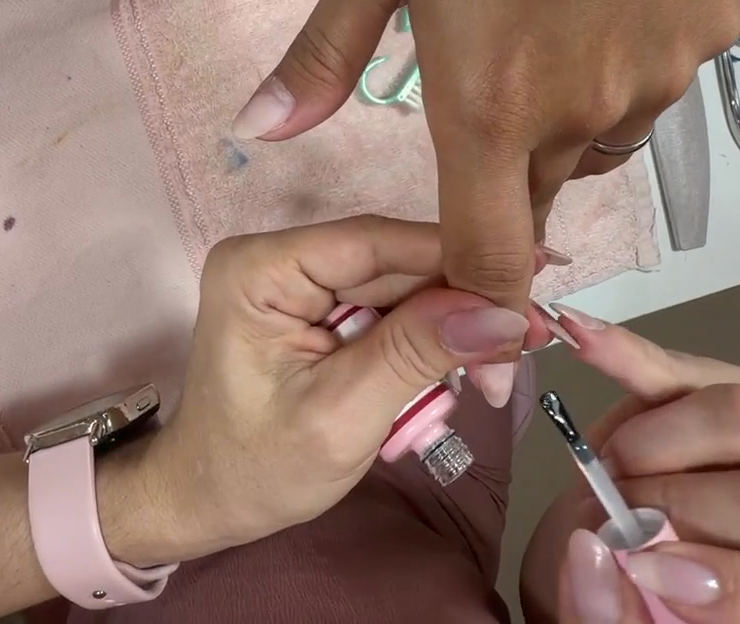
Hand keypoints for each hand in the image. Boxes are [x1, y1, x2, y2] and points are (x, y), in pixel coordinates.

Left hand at [114, 217, 529, 561]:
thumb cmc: (256, 467)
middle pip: (387, 260)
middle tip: (533, 328)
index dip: (452, 254)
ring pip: (392, 281)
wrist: (206, 497)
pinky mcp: (308, 301)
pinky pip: (380, 303)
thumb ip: (414, 355)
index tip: (530, 267)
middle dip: (457, 297)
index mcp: (260, 268)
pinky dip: (421, 331)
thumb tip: (500, 312)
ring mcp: (291, 276)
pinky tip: (465, 351)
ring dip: (447, 318)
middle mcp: (274, 255)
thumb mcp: (340, 415)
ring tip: (508, 348)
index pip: (371, 242)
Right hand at [520, 309, 739, 622]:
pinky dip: (625, 354)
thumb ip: (637, 613)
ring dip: (654, 441)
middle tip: (611, 521)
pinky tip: (580, 336)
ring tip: (606, 470)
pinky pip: (680, 366)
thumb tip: (611, 559)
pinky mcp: (731, 387)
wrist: (645, 567)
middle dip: (680, 510)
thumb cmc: (666, 613)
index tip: (656, 574)